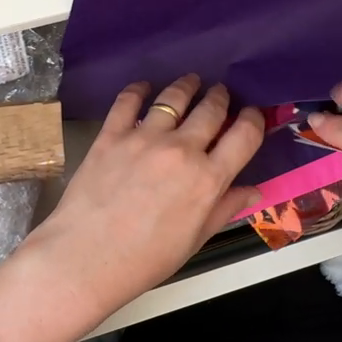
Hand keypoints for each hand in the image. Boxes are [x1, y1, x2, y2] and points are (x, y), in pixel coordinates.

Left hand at [16, 76, 265, 327]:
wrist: (86, 259)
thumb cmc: (145, 259)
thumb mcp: (195, 240)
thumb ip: (225, 208)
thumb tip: (254, 190)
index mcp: (208, 179)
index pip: (245, 135)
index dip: (254, 119)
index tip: (252, 115)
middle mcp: (181, 150)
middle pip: (211, 109)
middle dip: (221, 97)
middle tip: (221, 93)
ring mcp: (144, 139)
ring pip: (173, 98)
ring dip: (186, 86)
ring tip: (190, 81)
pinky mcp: (111, 135)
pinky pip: (128, 101)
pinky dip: (139, 90)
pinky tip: (143, 88)